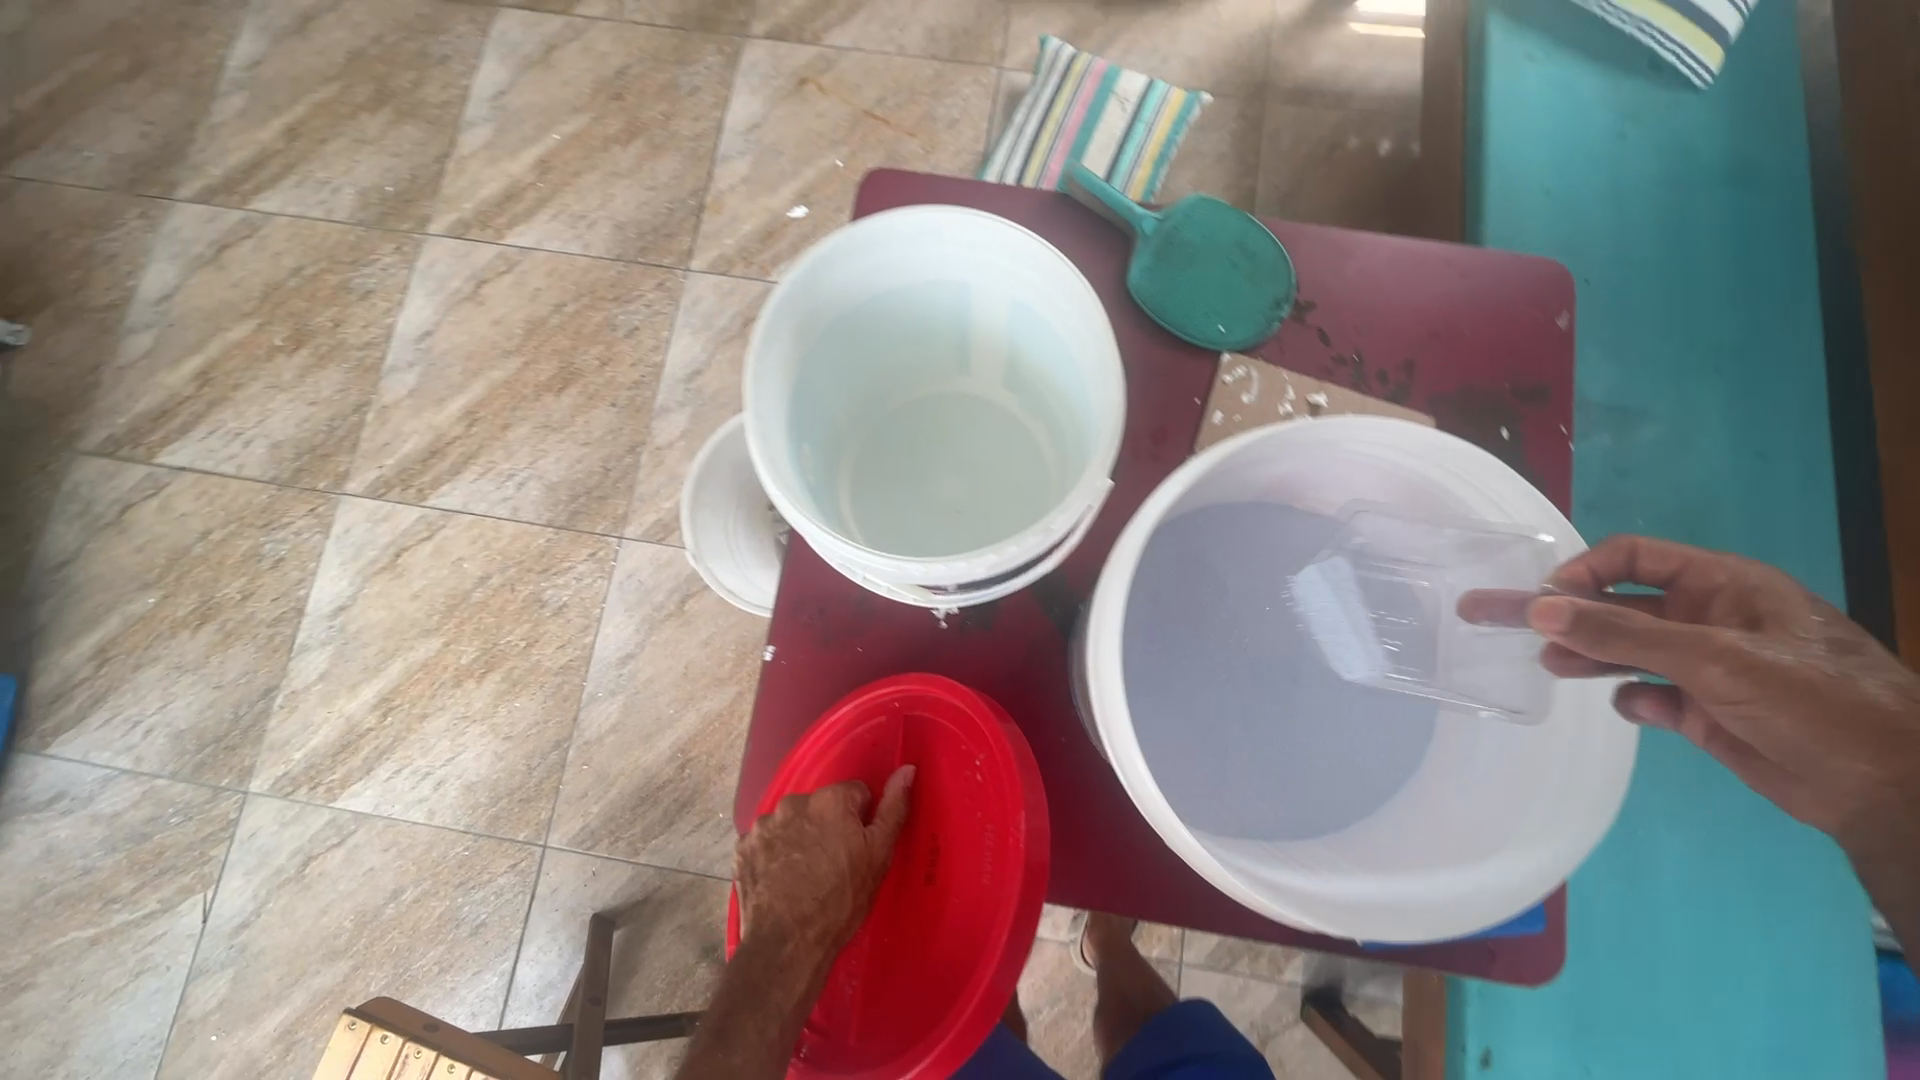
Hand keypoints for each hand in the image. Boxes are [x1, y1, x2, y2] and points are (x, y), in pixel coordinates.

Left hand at [736, 766, 915, 961]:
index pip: (855, 795)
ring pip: (792, 822)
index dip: (860, 822)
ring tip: (803, 875)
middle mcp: (794, 802)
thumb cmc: (841, 900)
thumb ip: (893, 808)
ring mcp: (764, 825)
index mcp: (830, 799)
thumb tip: (907, 769)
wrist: (787, 944)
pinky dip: (773, 854)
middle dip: (827, 827)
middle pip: (820, 806)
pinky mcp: (742, 847)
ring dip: (799, 838)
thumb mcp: (878, 856)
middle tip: (831, 864)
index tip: (856, 849)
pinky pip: (766, 841)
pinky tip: (780, 879)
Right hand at [1494, 534, 1919, 855]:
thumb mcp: (1713, 658)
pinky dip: (1631, 699)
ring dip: (1584, 656)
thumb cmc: (1813, 701)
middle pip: (1615, 605)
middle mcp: (1708, 619)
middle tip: (1490, 618)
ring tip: (1548, 667)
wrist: (1888, 789)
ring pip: (1623, 650)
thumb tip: (1537, 610)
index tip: (1544, 600)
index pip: (1633, 559)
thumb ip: (1619, 634)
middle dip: (1559, 614)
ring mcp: (1705, 666)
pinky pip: (1646, 694)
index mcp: (1723, 586)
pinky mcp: (1702, 711)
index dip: (1584, 572)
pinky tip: (1636, 708)